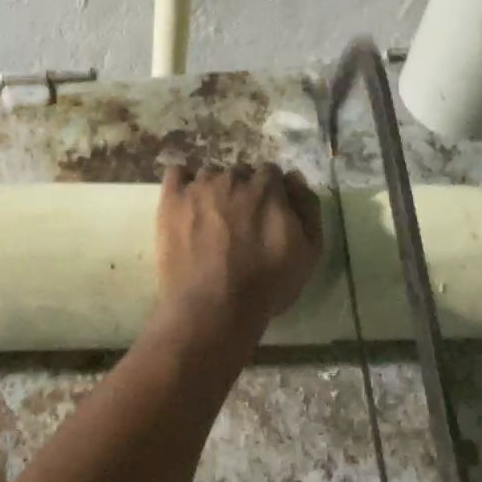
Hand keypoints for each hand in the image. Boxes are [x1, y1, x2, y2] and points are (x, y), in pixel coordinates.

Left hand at [155, 162, 323, 329]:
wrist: (214, 308)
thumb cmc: (267, 284)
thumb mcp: (309, 251)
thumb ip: (308, 207)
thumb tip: (294, 177)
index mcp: (268, 187)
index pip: (271, 174)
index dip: (271, 194)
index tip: (266, 216)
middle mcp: (233, 178)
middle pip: (240, 172)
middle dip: (242, 191)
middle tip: (240, 222)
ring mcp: (199, 187)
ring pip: (210, 173)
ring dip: (214, 188)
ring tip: (212, 218)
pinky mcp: (171, 200)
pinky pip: (176, 173)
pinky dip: (183, 182)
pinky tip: (187, 202)